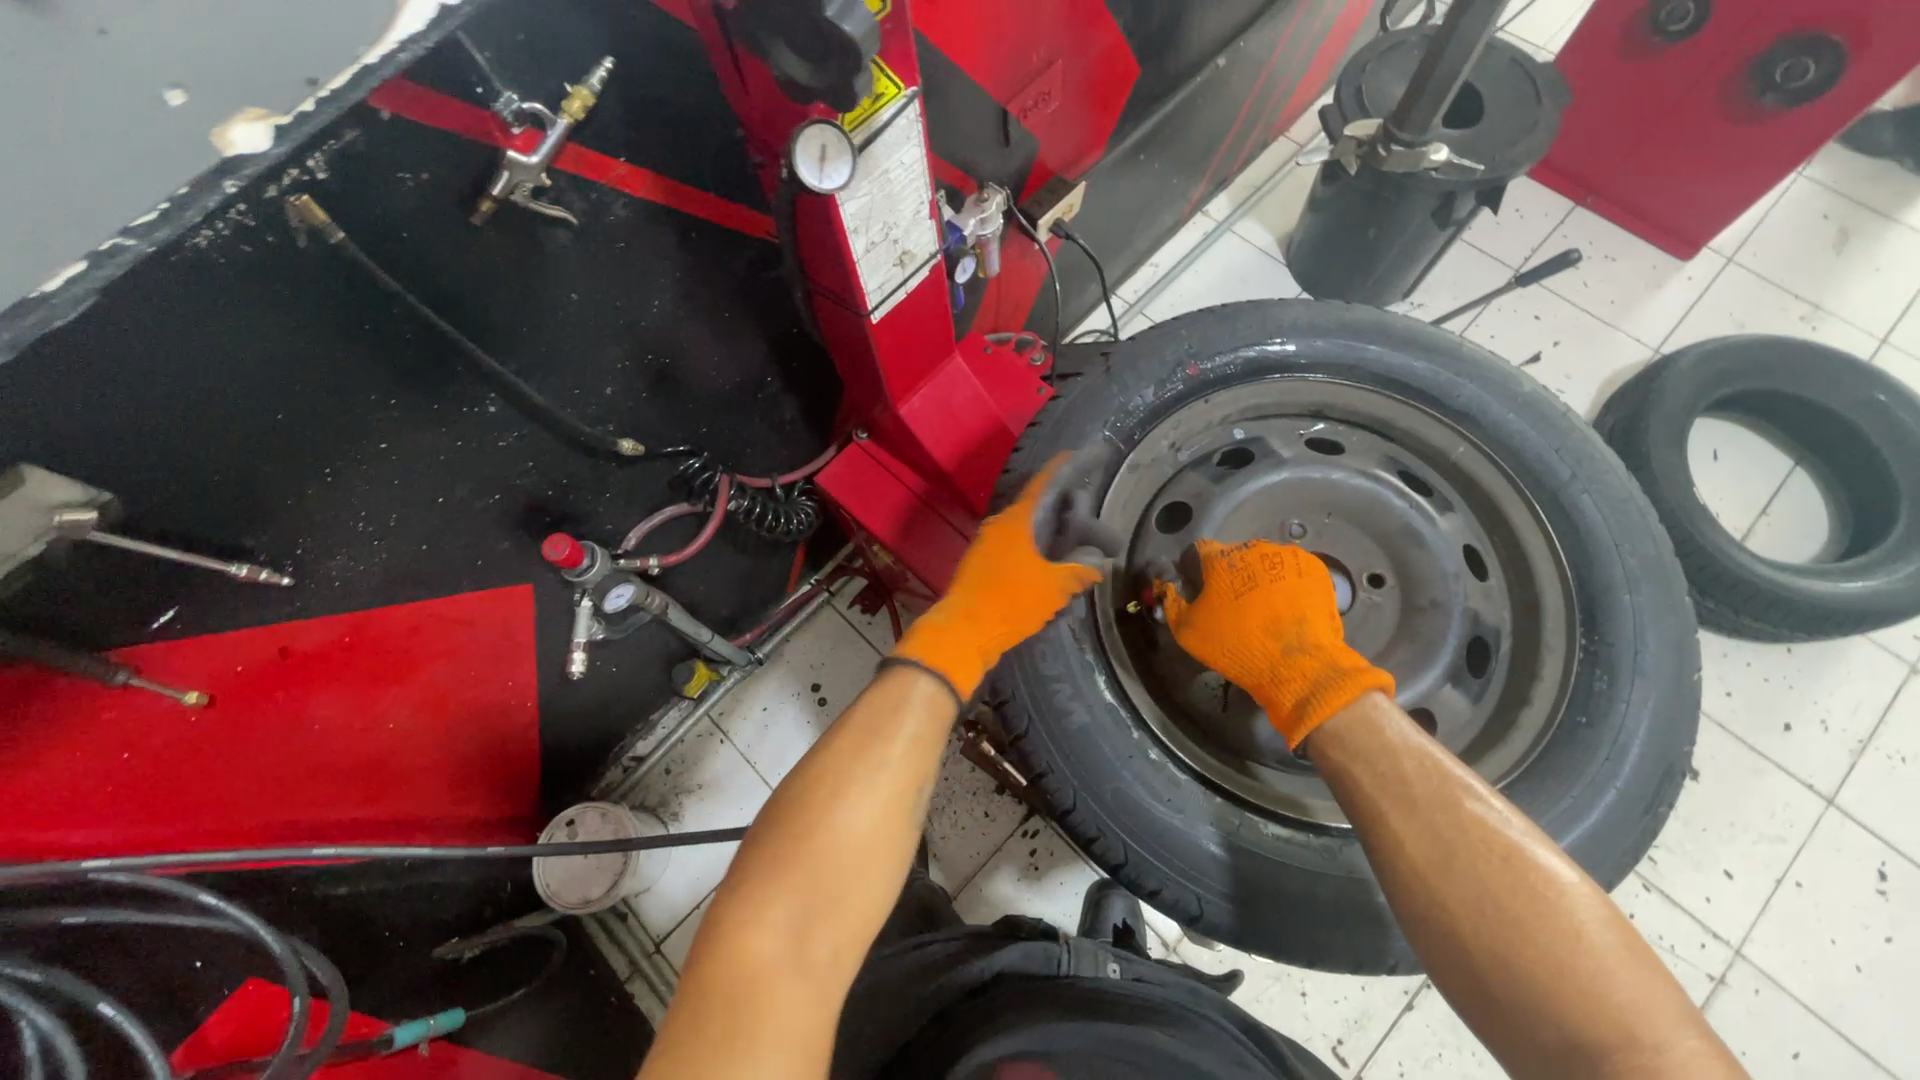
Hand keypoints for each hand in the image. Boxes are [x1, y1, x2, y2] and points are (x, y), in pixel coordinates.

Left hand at [892, 451, 1119, 700]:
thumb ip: (1078, 572)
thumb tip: (1095, 564)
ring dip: (1056, 541)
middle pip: (1041, 509)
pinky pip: (1020, 555)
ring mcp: (990, 547)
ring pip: (1031, 534)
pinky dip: (1041, 560)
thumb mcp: (1054, 587)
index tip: (1087, 453)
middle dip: (1069, 513)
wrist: (962, 633)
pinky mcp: (985, 569)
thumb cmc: (1009, 602)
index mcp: (1017, 520)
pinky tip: (1057, 578)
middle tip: (1094, 521)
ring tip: (1081, 553)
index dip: (1068, 466)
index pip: (1046, 482)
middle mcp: (1001, 526)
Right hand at [1155, 539, 1394, 747]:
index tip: (1200, 589)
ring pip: (1266, 562)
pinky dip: (1288, 585)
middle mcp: (1255, 548)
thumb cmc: (1237, 645)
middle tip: (1234, 604)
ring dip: (1261, 578)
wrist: (1298, 665)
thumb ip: (1172, 603)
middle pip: (1235, 555)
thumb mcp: (1188, 632)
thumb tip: (1170, 588)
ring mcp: (1290, 557)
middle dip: (1231, 574)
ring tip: (1265, 609)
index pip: (1200, 550)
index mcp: (1221, 558)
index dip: (1197, 569)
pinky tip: (1287, 609)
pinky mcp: (1317, 570)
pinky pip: (1294, 572)